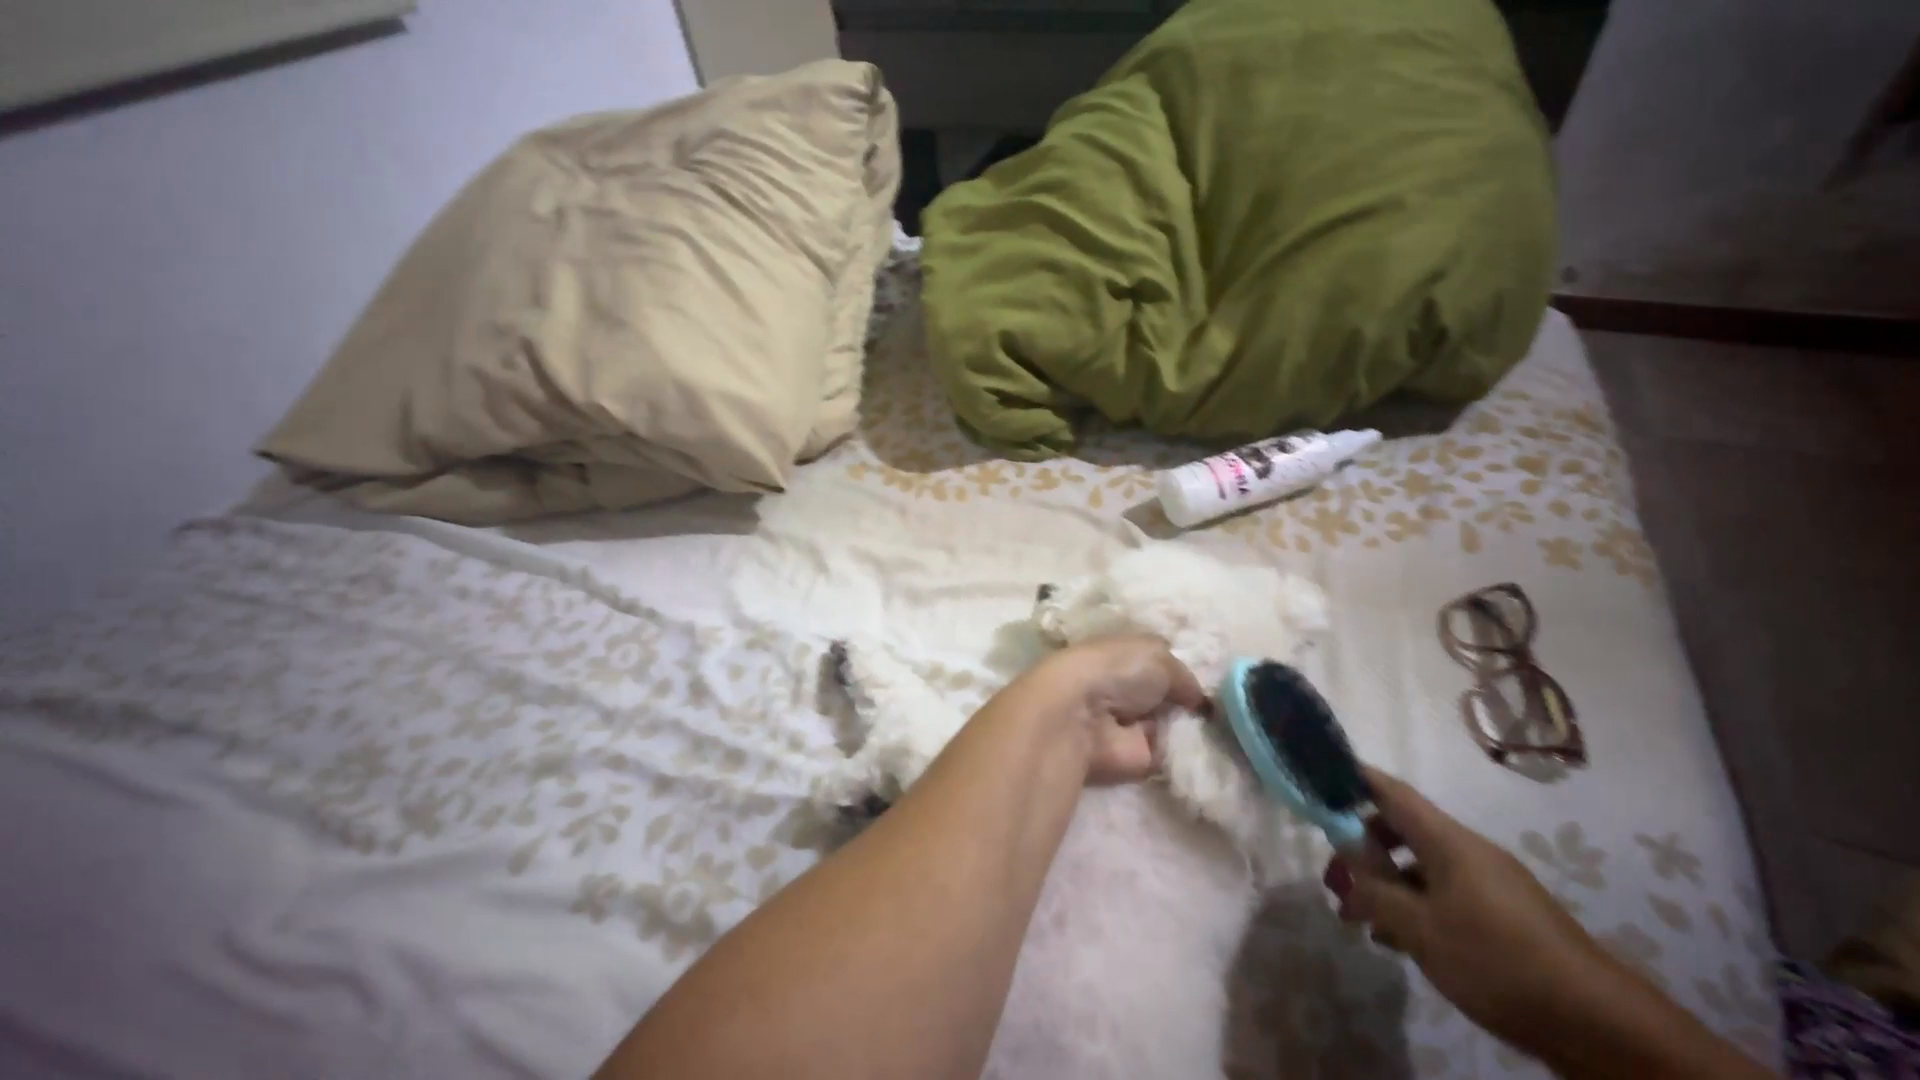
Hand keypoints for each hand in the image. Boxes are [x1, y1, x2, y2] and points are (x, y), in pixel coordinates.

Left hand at [1001, 636, 1207, 784]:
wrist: (1082, 716)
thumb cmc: (1116, 670)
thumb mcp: (1159, 655)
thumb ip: (1184, 676)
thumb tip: (1199, 699)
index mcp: (1121, 657)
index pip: (1156, 662)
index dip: (1180, 669)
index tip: (1212, 678)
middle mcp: (1124, 690)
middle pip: (1166, 696)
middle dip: (1190, 700)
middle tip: (1226, 703)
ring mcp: (1130, 725)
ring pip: (1172, 725)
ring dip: (1193, 726)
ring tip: (1223, 723)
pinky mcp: (1138, 758)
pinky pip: (1171, 752)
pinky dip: (1187, 750)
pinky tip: (1211, 745)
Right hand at [1326, 769, 1616, 1053]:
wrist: (1595, 1021)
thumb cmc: (1497, 961)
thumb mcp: (1420, 929)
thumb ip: (1374, 889)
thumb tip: (1344, 858)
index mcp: (1448, 842)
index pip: (1390, 792)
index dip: (1351, 778)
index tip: (1314, 780)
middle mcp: (1467, 852)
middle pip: (1401, 829)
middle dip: (1360, 848)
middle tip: (1331, 880)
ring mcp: (1487, 883)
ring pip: (1419, 867)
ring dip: (1383, 885)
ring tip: (1357, 921)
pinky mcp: (1499, 915)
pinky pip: (1441, 894)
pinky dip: (1411, 906)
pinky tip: (1396, 941)